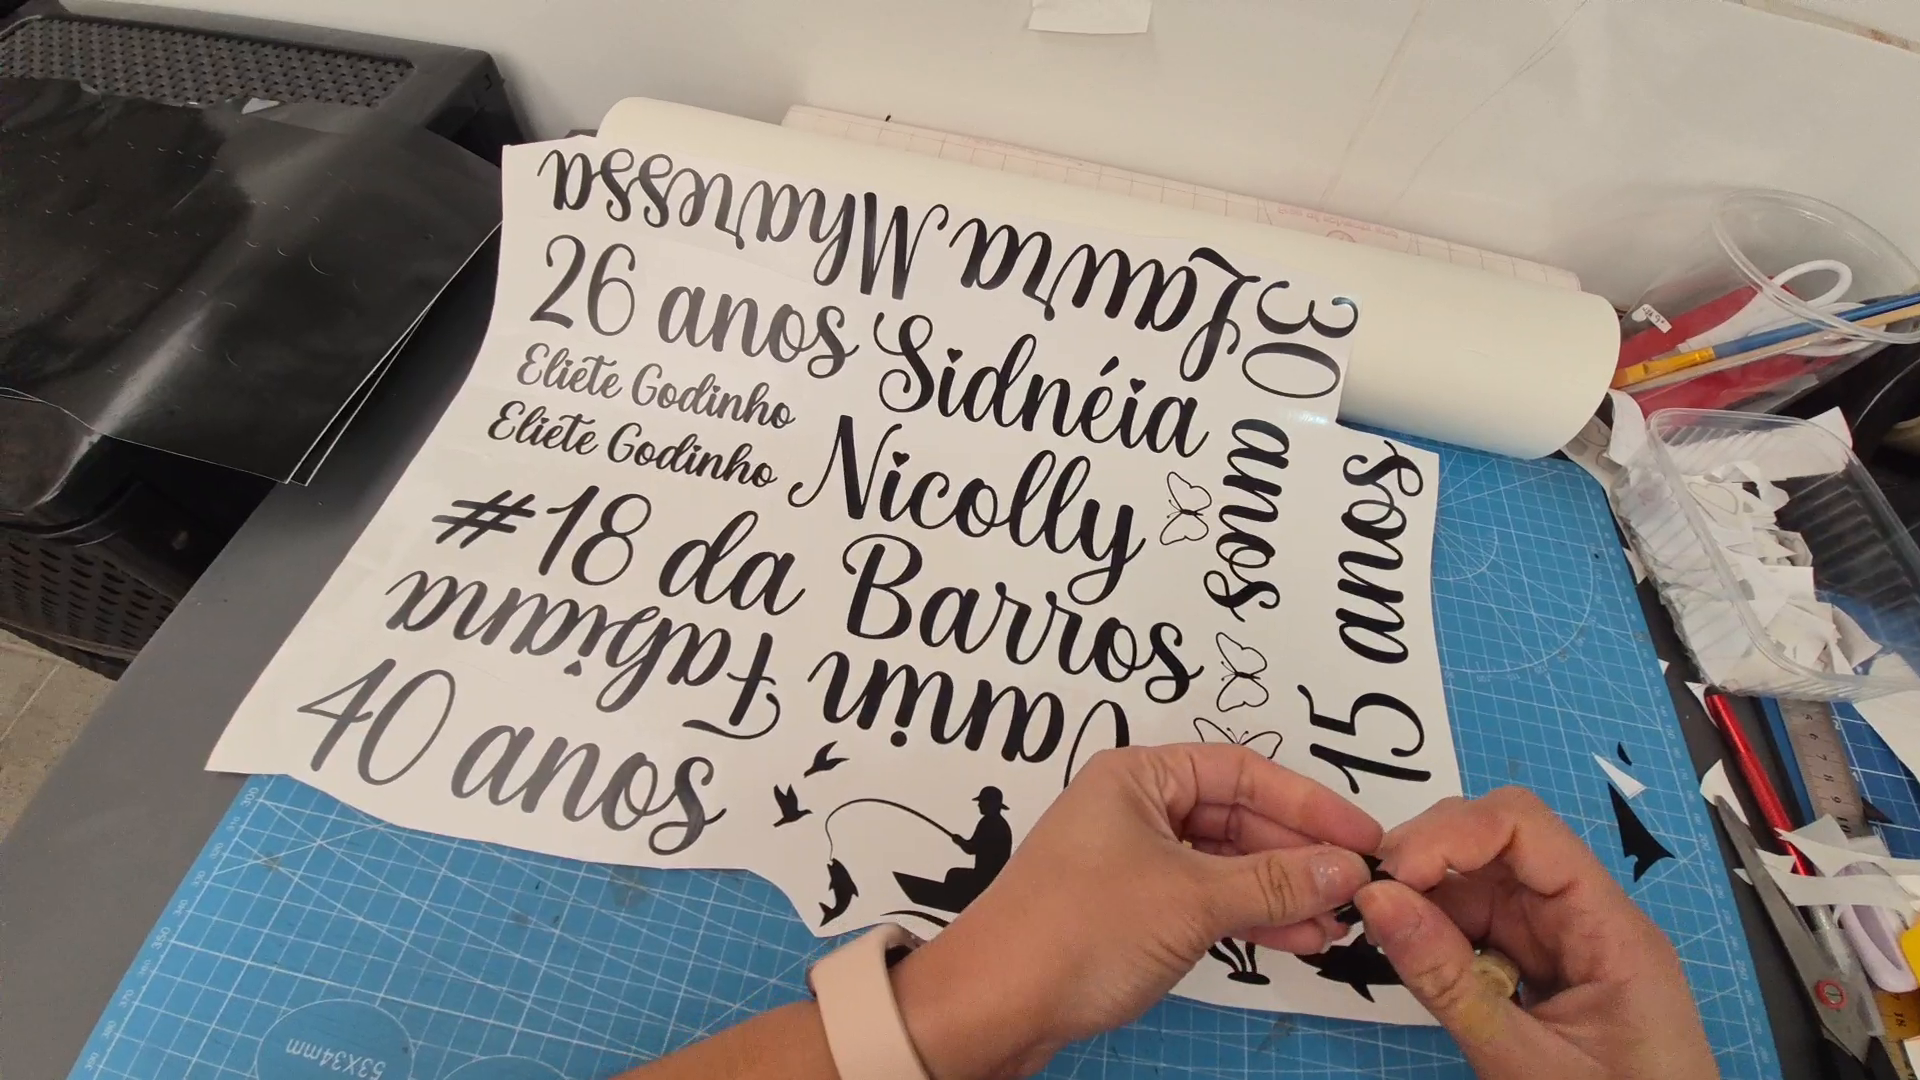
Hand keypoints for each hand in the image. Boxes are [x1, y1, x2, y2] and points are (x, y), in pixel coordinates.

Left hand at [890, 744, 1381, 1079]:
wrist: (1000, 1000)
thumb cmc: (1087, 926)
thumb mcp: (1190, 898)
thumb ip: (1272, 880)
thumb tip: (1346, 865)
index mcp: (1138, 775)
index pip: (1238, 771)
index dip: (1306, 801)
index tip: (1366, 836)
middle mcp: (1135, 803)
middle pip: (1232, 814)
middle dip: (1296, 851)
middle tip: (1358, 888)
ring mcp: (1132, 853)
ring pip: (1222, 858)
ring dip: (1279, 887)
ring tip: (1339, 922)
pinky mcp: (1131, 899)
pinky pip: (1203, 893)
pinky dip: (1247, 912)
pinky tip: (1298, 937)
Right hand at [1354, 788, 1716, 1079]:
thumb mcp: (1528, 1069)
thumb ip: (1448, 982)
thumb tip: (1371, 894)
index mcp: (1607, 929)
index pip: (1521, 826)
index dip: (1449, 832)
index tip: (1393, 876)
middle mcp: (1578, 916)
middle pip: (1487, 838)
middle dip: (1422, 856)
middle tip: (1371, 904)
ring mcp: (1550, 937)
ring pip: (1466, 875)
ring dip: (1416, 893)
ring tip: (1383, 939)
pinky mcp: (1524, 960)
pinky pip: (1463, 917)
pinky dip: (1424, 925)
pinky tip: (1408, 956)